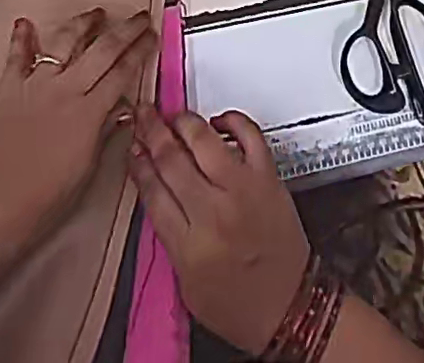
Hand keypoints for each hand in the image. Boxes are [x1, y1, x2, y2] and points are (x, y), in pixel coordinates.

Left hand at [0, 9, 156, 246]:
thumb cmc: (47, 198)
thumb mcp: (88, 167)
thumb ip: (106, 129)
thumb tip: (125, 106)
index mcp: (88, 111)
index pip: (122, 71)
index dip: (140, 51)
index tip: (152, 36)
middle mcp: (65, 89)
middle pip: (102, 49)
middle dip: (125, 30)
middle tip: (140, 17)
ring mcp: (34, 85)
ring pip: (64, 42)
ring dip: (83, 24)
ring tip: (96, 13)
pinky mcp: (8, 89)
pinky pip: (16, 57)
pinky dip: (21, 38)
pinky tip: (25, 22)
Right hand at [129, 110, 310, 352]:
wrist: (290, 307)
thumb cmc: (238, 303)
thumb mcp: (186, 282)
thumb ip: (169, 234)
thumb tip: (154, 185)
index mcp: (189, 245)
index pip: (153, 190)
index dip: (139, 164)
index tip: (133, 148)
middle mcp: (214, 212)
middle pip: (172, 159)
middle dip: (152, 131)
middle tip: (144, 115)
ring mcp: (243, 189)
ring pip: (204, 139)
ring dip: (184, 122)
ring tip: (173, 116)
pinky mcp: (268, 177)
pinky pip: (249, 134)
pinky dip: (232, 120)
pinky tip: (218, 120)